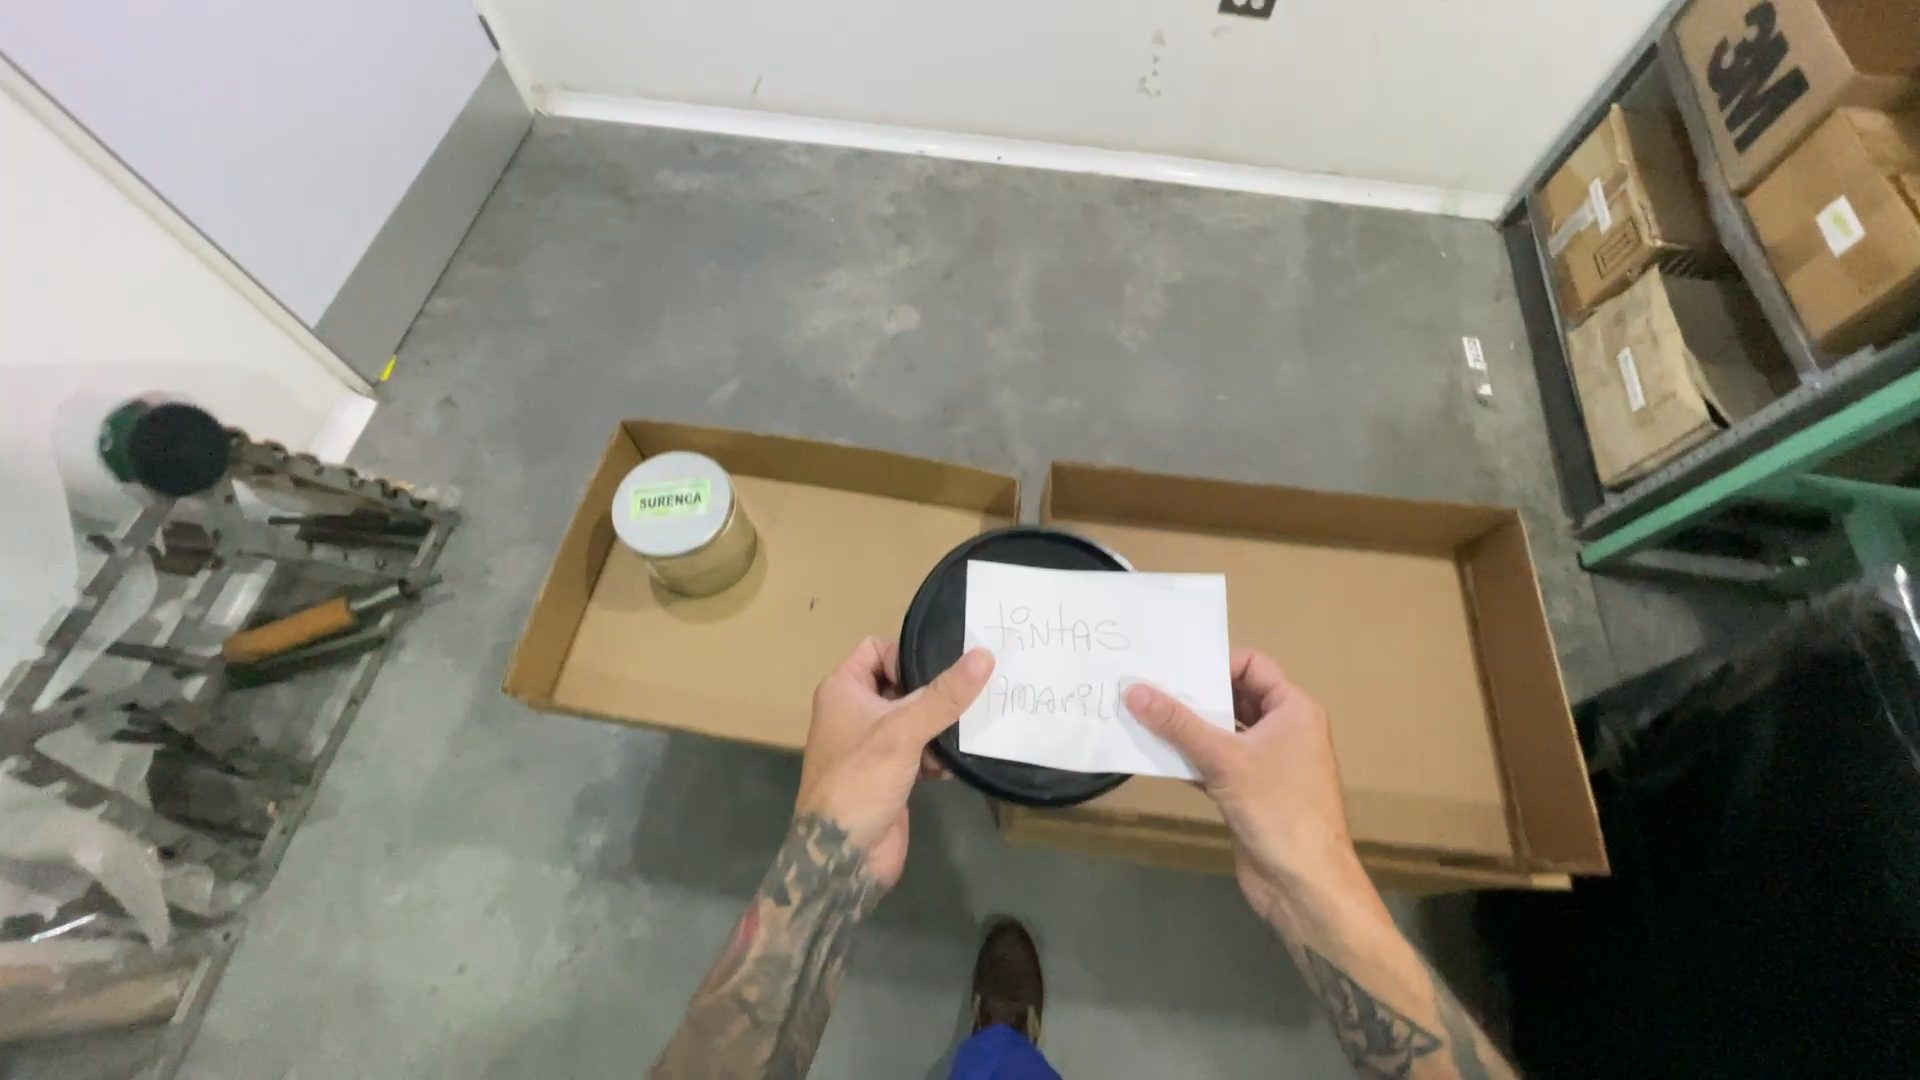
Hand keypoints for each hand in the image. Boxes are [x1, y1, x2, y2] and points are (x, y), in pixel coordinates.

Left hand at [795, 639, 994, 889]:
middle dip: (933, 692)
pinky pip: (919, 748)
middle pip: (901, 682)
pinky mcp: (888, 771)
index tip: (936, 674)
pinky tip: (954, 765)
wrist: (844, 857)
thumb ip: (944, 695)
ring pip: (914, 717)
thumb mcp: (903, 730)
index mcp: (843, 690)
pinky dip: (936, 754)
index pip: (876, 648)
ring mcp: (871, 744)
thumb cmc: (861, 781)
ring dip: (939, 725)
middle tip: (970, 694)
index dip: (905, 655)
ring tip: (967, 730)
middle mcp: (853, 711)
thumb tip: (985, 655)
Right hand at [1124, 649, 1365, 920]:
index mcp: (1293, 710)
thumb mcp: (1224, 759)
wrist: (1305, 886)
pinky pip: (1213, 761)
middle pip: (1233, 697)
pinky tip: (1152, 753)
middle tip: (1146, 685)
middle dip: (1193, 694)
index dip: (1215, 662)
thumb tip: (1133, 689)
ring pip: (1220, 731)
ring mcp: (1265, 762)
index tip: (1174, 667)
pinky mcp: (1247, 790)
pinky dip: (1187, 756)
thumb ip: (1177, 723)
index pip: (1252, 665)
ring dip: (1186, 727)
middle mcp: (1282, 730)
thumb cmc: (1278, 809)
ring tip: (1141, 714)